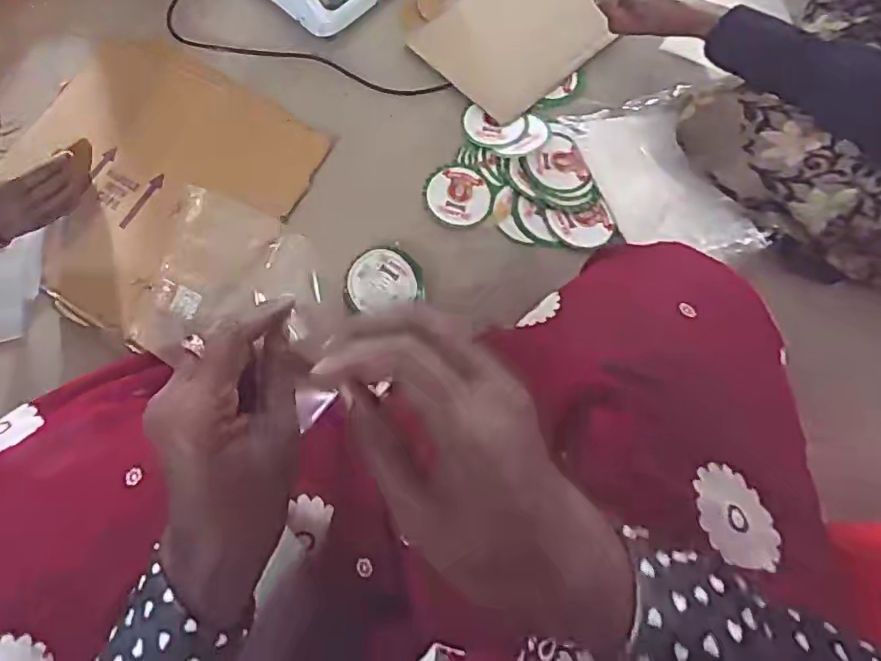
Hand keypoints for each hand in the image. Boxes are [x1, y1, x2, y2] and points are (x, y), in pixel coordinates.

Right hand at [0, 139, 92, 241]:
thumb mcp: (6, 181)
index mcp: (15, 188)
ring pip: (66, 196)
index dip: (58, 163)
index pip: (41, 173)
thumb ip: (31, 174)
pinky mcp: (46, 221)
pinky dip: (77, 195)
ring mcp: (40, 213)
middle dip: (74, 167)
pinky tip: (83, 185)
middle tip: (84, 154)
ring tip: (86, 168)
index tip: (70, 152)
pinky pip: (66, 208)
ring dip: (79, 180)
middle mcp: (30, 201)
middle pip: (59, 183)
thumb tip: (56, 160)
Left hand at [148, 303, 306, 628]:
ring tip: (280, 368)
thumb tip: (281, 331)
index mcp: (196, 404)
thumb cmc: (253, 503)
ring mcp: (160, 404)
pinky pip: (200, 376)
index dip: (261, 319)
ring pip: (209, 357)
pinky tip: (255, 387)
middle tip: (293, 348)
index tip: (292, 306)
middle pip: (215, 344)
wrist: (211, 556)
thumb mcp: (279, 435)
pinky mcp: (163, 412)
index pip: (228, 338)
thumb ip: (277, 375)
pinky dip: (228, 374)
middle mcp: (169, 395)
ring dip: (242, 357)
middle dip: (254, 341)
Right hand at [313, 311, 634, 653]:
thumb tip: (346, 393)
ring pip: (441, 322)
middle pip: (423, 322)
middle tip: (330, 345)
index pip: (403, 356)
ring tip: (350, 347)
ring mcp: (502, 375)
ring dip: (392, 326)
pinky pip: (453, 340)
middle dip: (370, 325)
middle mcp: (489, 382)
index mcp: (467, 420)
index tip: (317, 371)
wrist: (563, 557)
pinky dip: (415, 339)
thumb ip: (379, 447)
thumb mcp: (417, 515)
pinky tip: (388, 362)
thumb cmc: (487, 553)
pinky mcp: (505, 378)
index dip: (353, 355)